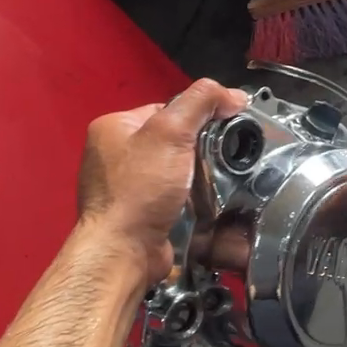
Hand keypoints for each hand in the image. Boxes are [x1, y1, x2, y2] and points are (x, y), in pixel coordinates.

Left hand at [77, 78, 247, 280]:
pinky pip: (171, 194)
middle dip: (200, 149)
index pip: (168, 108)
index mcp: (113, 127)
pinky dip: (189, 197)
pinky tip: (202, 202)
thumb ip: (202, 103)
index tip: (222, 129)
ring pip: (176, 168)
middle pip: (174, 139)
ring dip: (198, 175)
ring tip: (216, 182)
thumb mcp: (171, 132)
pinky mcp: (136, 212)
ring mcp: (123, 186)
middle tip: (221, 158)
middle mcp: (113, 154)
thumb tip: (234, 95)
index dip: (198, 117)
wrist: (124, 252)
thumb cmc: (140, 189)